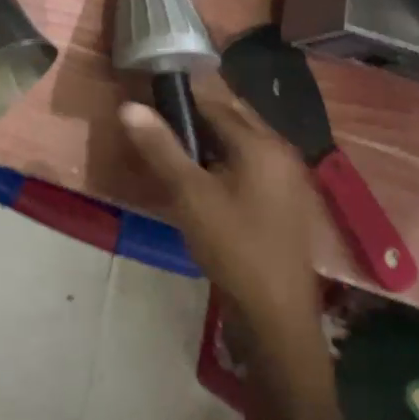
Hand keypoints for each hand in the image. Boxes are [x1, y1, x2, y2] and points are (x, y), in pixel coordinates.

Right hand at [120, 76, 318, 315]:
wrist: (275, 315)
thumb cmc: (233, 246)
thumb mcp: (189, 194)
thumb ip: (161, 148)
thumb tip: (130, 106)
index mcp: (262, 144)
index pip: (215, 105)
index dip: (180, 104)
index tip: (149, 111)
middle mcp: (282, 153)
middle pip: (232, 123)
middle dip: (195, 124)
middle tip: (158, 136)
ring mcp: (288, 181)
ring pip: (240, 148)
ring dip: (209, 147)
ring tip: (175, 161)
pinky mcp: (285, 206)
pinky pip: (250, 170)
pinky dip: (225, 168)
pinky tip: (203, 188)